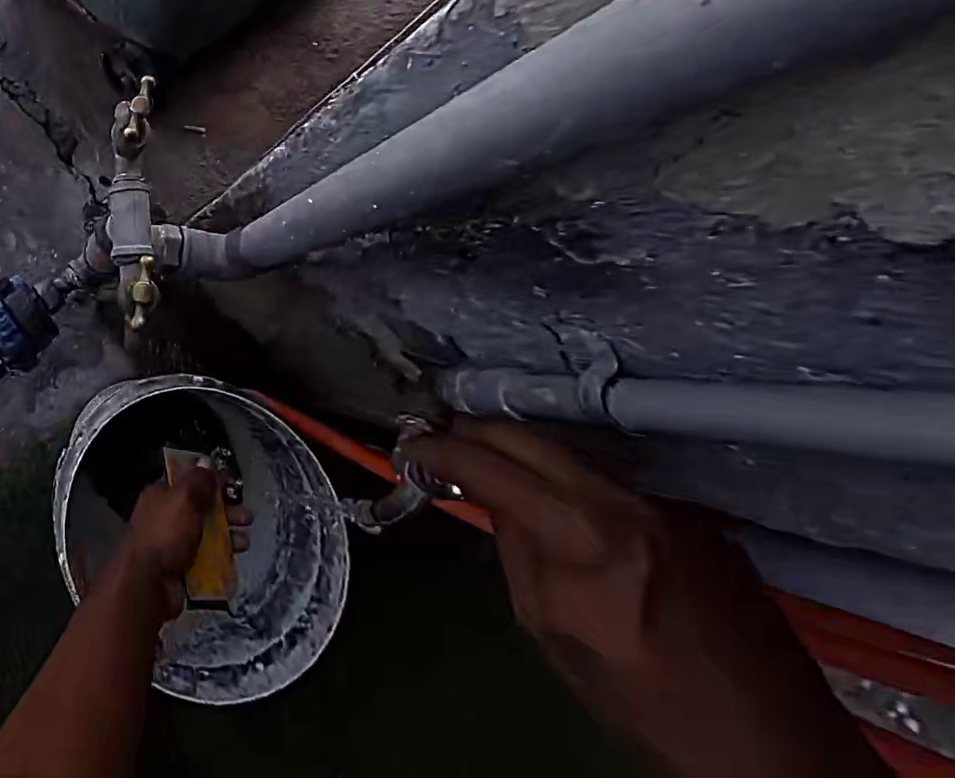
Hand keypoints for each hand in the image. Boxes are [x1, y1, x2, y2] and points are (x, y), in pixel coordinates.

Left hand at [118, 464, 252, 619]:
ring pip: (207, 533)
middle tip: (245, 518)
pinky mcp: (183, 565)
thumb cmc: (164, 535)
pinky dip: (222, 556)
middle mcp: (166, 515)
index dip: (210, 481)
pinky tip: (235, 557)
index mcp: (161, 495)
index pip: (188, 480)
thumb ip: (197, 483)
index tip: (232, 486)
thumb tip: (207, 465)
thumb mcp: (182, 500)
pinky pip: (207, 556)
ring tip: (243, 541)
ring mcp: (175, 542)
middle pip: (202, 507)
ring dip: (228, 534)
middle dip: (226, 510)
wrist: (149, 583)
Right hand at [404, 420, 886, 777]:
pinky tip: (553, 506)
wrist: (767, 742)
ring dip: (515, 452)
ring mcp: (665, 506)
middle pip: (524, 436)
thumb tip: (489, 498)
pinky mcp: (691, 519)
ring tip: (486, 470)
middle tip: (440, 448)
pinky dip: (562, 480)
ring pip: (565, 452)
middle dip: (471, 434)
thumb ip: (514, 545)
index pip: (486, 464)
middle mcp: (625, 502)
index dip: (434, 449)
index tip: (408, 449)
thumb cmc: (638, 695)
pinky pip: (604, 480)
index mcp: (582, 533)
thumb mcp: (546, 620)